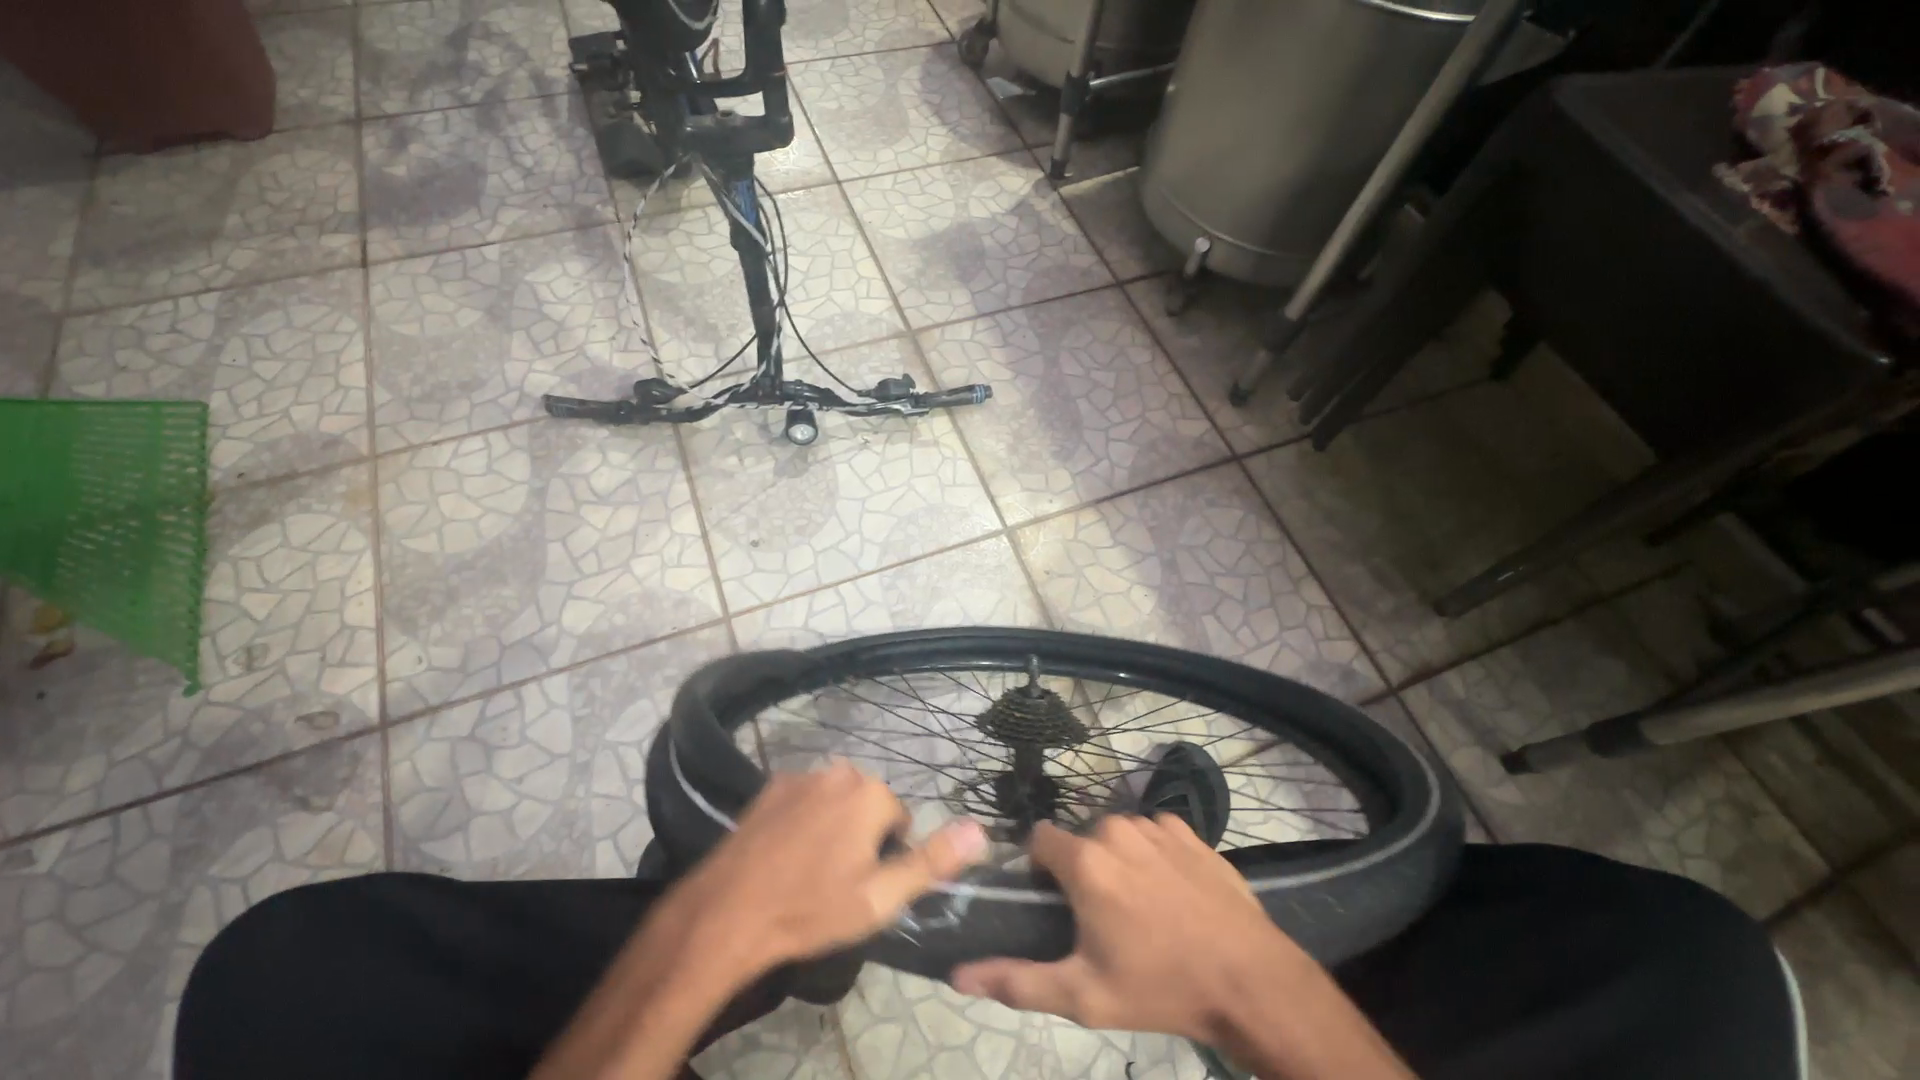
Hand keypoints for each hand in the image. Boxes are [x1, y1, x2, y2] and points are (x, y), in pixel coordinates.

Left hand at [663, 762, 988, 979]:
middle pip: (868, 805)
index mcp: (870, 794)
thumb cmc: (811, 910)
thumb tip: (980, 831)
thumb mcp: (880, 898)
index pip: (900, 821)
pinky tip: (785, 857)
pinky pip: (804, 801)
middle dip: (861, 836)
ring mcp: (799, 777)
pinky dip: (802, 822)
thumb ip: (932, 861)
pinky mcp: (768, 788)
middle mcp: (838, 773)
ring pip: (835, 802)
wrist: (728, 914)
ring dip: (832, 827)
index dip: (886, 857)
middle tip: (838, 881)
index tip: (862, 885)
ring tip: (809, 872)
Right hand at [950, 815, 1309, 1042]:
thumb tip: (956, 975)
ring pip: (1119, 837)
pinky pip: (1156, 835)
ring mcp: (1159, 828)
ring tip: (1141, 910)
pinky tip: (1172, 895)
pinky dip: (1155, 857)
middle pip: (1081, 841)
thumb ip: (1016, 980)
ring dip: (1119, 862)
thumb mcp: (1083, 996)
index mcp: (1086, 863)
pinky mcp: (1193, 833)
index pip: (1039, 839)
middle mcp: (1117, 831)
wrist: (1250, 981)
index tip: (1054, 904)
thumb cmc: (1160, 988)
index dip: (1040, 869)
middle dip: (1082, 872)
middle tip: (1101, 921)